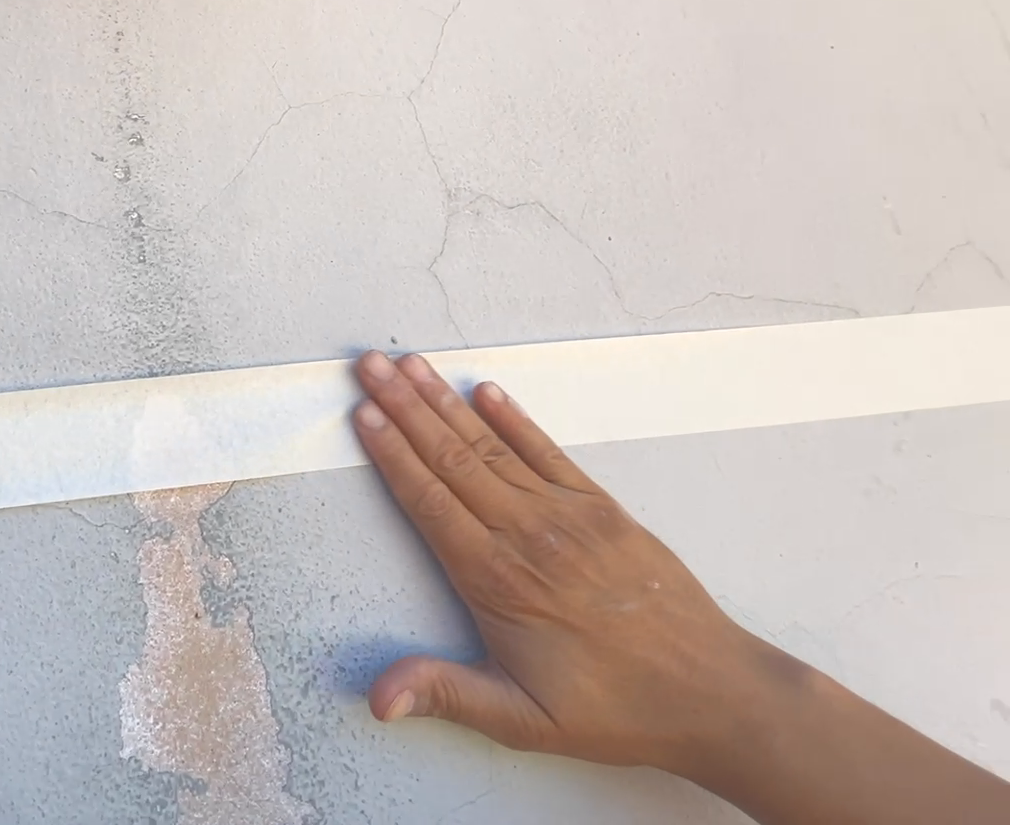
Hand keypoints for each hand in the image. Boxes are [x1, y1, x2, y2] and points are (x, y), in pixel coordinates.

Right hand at [351, 351, 1009, 823]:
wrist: (722, 699)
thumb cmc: (612, 709)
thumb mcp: (522, 721)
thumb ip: (445, 695)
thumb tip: (378, 700)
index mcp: (495, 578)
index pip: (428, 499)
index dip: (392, 452)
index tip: (363, 413)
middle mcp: (525, 533)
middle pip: (450, 457)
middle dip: (403, 406)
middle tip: (369, 365)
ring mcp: (566, 514)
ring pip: (490, 446)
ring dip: (443, 401)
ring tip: (409, 364)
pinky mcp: (602, 508)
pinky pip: (548, 452)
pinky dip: (514, 419)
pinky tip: (486, 390)